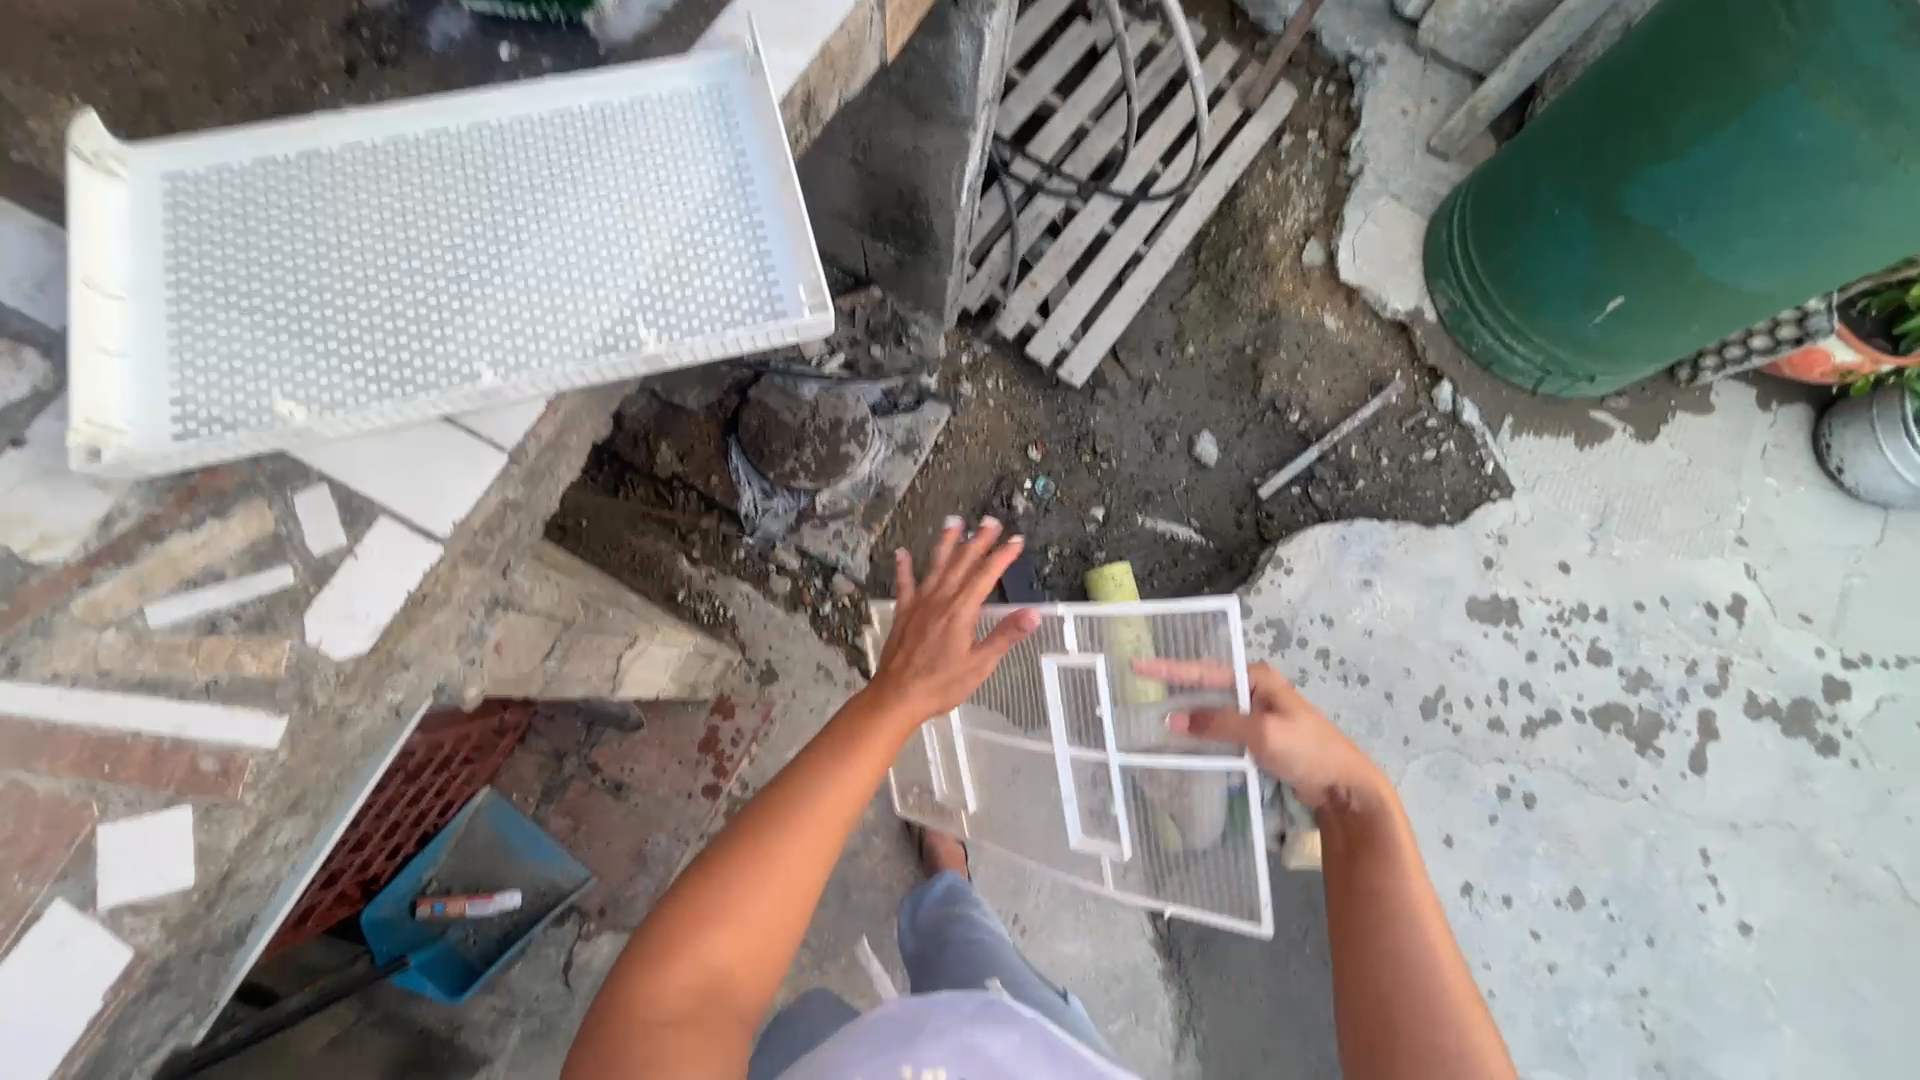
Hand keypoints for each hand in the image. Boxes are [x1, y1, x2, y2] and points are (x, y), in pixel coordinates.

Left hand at [869, 516, 1039, 721]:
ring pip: (935, 565)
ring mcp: (919, 603)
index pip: (987, 575)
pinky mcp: (903, 612)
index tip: (1016, 540)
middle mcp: (940, 599)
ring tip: (953, 521)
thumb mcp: (980, 664)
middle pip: (962, 562)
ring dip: (946, 542)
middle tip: (990, 521)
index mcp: (962, 610)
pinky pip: (904, 584)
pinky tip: (902, 552)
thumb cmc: (942, 684)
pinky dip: (904, 567)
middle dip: (978, 540)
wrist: (898, 695)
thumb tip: (1034, 614)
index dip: (1002, 556)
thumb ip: (1005, 636)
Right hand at [1133, 659, 1388, 815]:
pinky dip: (1200, 733)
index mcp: (1258, 678)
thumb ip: (1217, 723)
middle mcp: (1254, 690)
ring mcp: (1256, 714)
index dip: (1169, 669)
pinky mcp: (1257, 738)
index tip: (1138, 665)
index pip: (1204, 670)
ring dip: (1185, 714)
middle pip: (1205, 686)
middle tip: (1138, 689)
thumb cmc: (1308, 752)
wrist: (1345, 788)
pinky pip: (1219, 730)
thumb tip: (1172, 720)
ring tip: (1151, 715)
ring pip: (1211, 710)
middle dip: (1173, 688)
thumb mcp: (1261, 733)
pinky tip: (1180, 741)